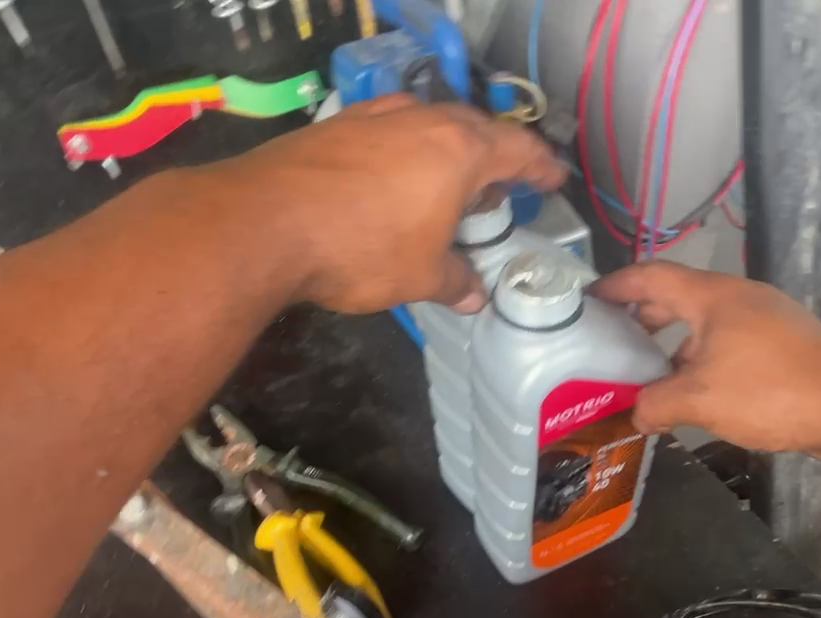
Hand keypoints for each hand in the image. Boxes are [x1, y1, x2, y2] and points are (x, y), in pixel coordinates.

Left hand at [223, 96, 564, 313]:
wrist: (266, 223)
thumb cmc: (363, 249)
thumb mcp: (421, 277)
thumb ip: (456, 283)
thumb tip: (476, 296)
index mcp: (458, 151)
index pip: (517, 149)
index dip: (540, 166)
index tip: (554, 181)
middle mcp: (421, 120)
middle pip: (475, 129)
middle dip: (496, 159)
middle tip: (502, 191)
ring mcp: (376, 117)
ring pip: (430, 127)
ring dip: (450, 155)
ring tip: (452, 190)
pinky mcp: (338, 127)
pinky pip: (392, 134)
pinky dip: (409, 156)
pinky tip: (398, 185)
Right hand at [590, 263, 820, 457]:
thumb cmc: (769, 393)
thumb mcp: (698, 400)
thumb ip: (655, 403)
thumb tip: (636, 413)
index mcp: (714, 297)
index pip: (652, 276)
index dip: (615, 285)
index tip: (586, 299)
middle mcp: (739, 297)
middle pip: (677, 296)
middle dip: (640, 316)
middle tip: (609, 339)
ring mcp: (765, 318)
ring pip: (703, 323)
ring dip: (671, 343)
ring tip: (646, 372)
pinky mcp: (782, 342)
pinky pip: (727, 341)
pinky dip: (699, 357)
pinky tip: (691, 388)